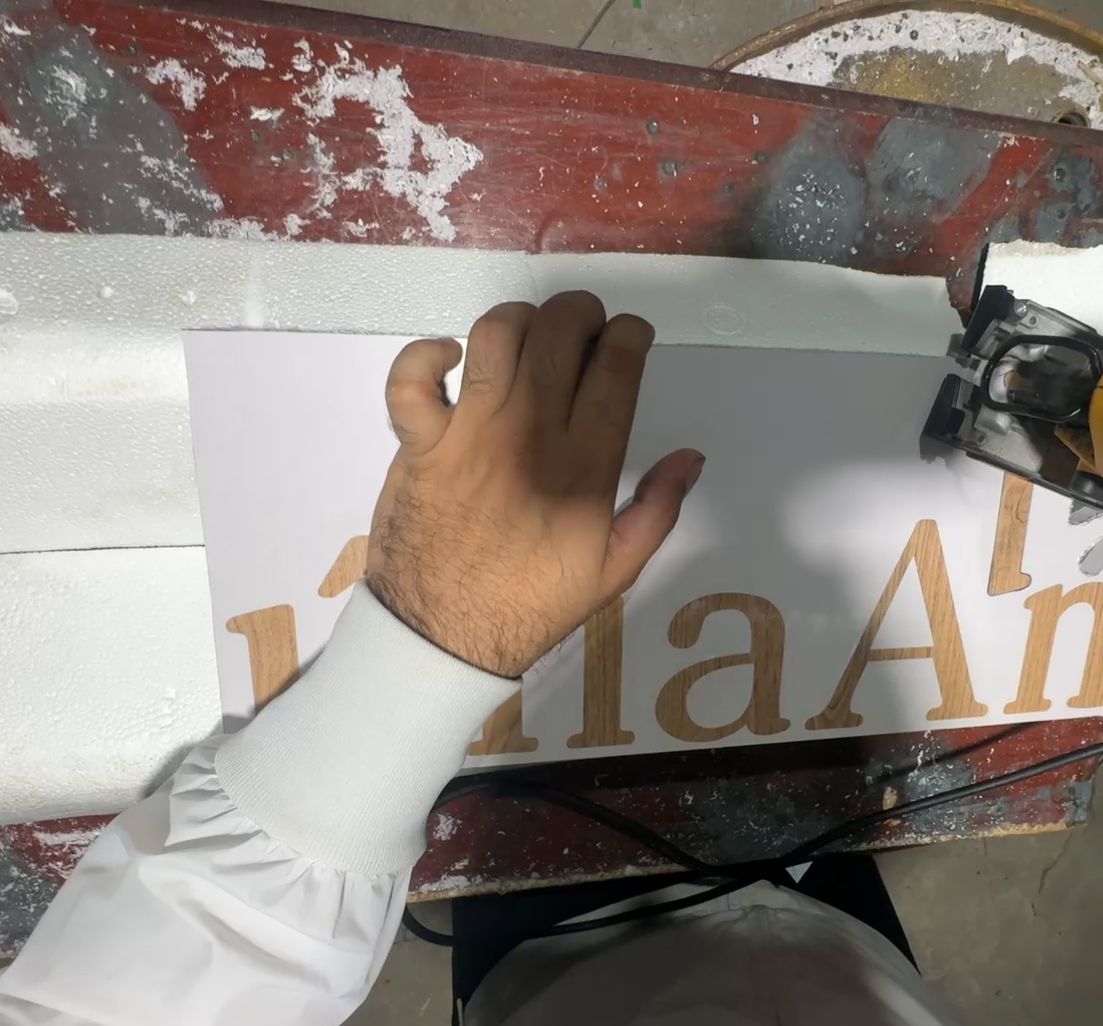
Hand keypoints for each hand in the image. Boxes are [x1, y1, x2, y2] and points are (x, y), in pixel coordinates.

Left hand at [364, 292, 703, 677]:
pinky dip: (427, 354)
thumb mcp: (615, 572)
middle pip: (559, 337)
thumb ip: (657, 511)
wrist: (444, 635)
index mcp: (584, 467)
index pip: (614, 373)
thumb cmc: (533, 603)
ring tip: (532, 334)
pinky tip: (451, 359)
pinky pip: (411, 377)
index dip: (629, 337)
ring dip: (521, 319)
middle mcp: (529, 435)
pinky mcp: (419, 441)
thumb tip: (691, 457)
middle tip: (587, 325)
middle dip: (582, 313)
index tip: (632, 334)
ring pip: (495, 337)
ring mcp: (469, 434)